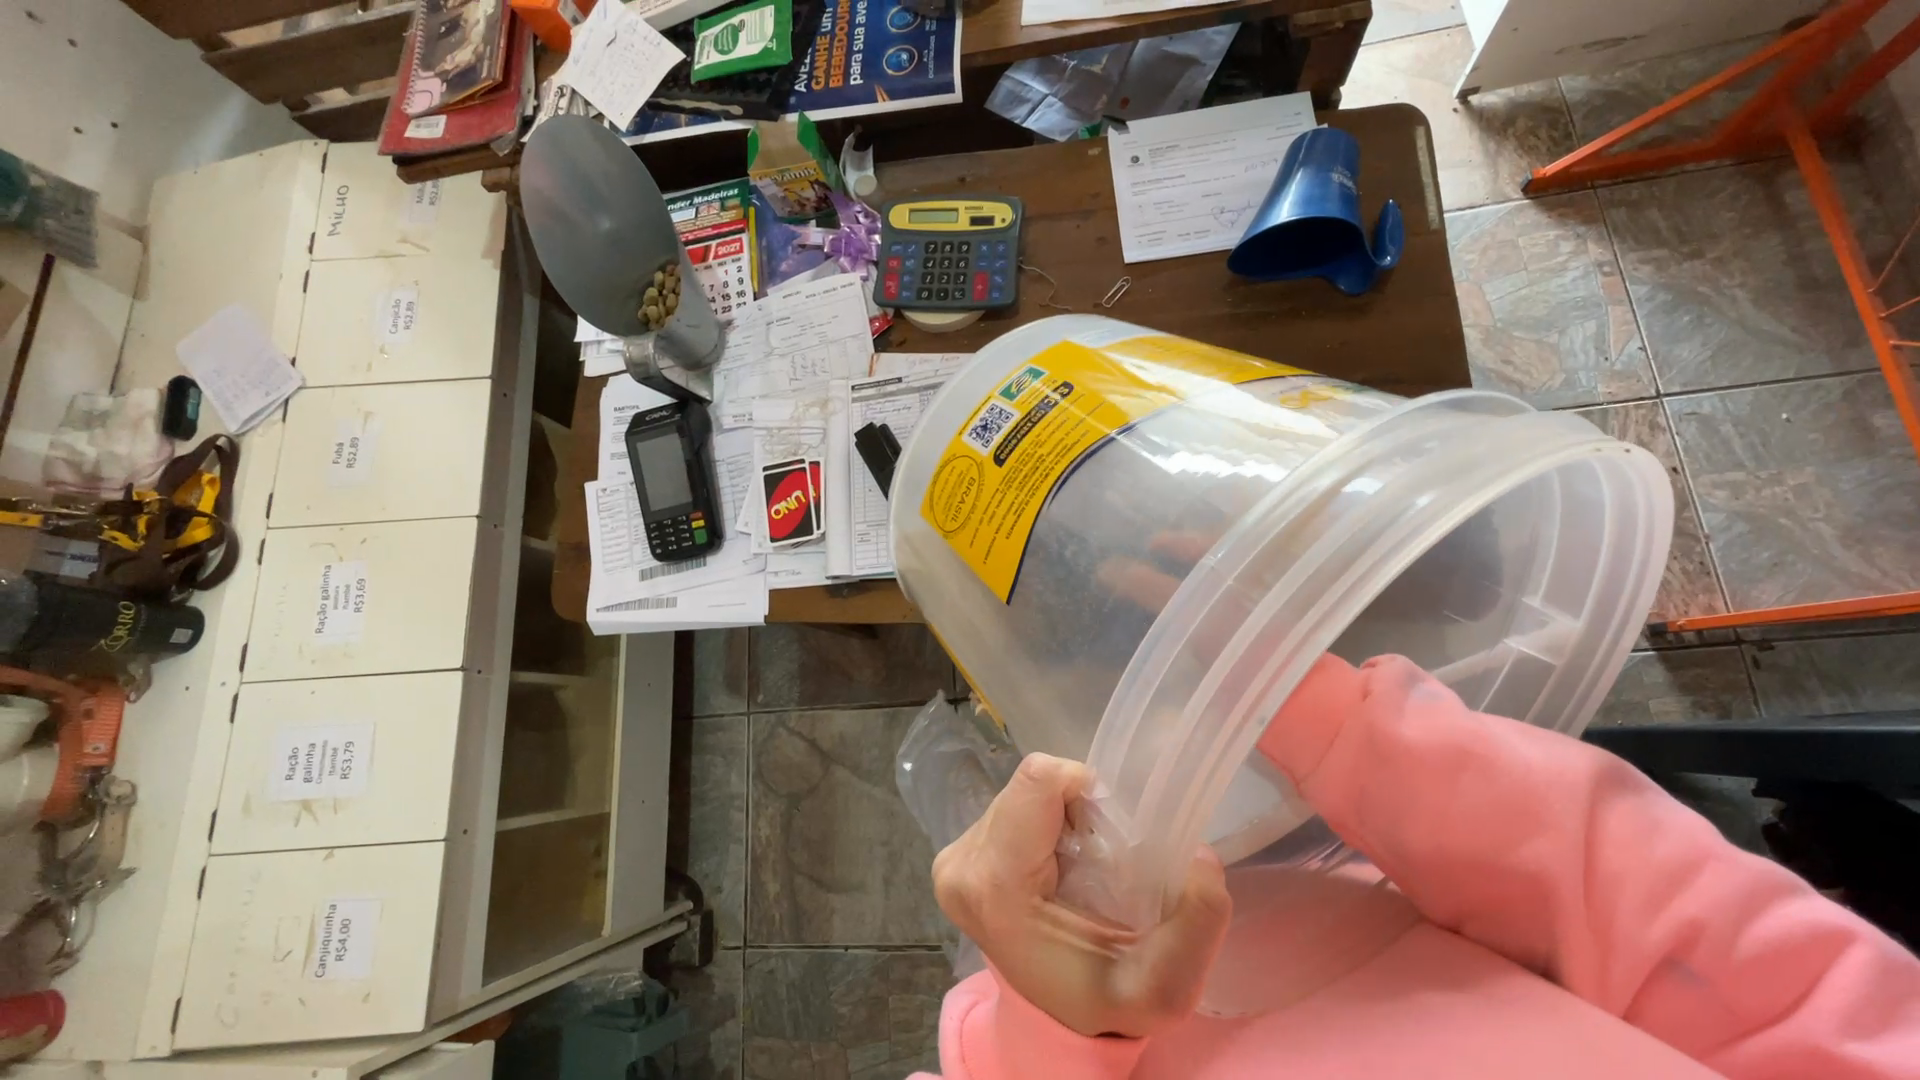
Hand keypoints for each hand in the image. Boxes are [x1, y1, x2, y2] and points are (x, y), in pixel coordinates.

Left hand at [932, 753, 1232, 1038]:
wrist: (1057, 1021)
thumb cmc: (1104, 1001)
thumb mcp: (1163, 987)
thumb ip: (1194, 930)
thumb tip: (1202, 856)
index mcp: (997, 885)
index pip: (1038, 780)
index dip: (1088, 793)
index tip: (1111, 837)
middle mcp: (961, 864)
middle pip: (1033, 785)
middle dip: (1076, 809)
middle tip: (1101, 859)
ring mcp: (954, 857)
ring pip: (1023, 792)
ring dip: (1061, 817)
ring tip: (1080, 868)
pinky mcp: (958, 854)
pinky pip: (1012, 806)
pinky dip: (1044, 825)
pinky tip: (1057, 867)